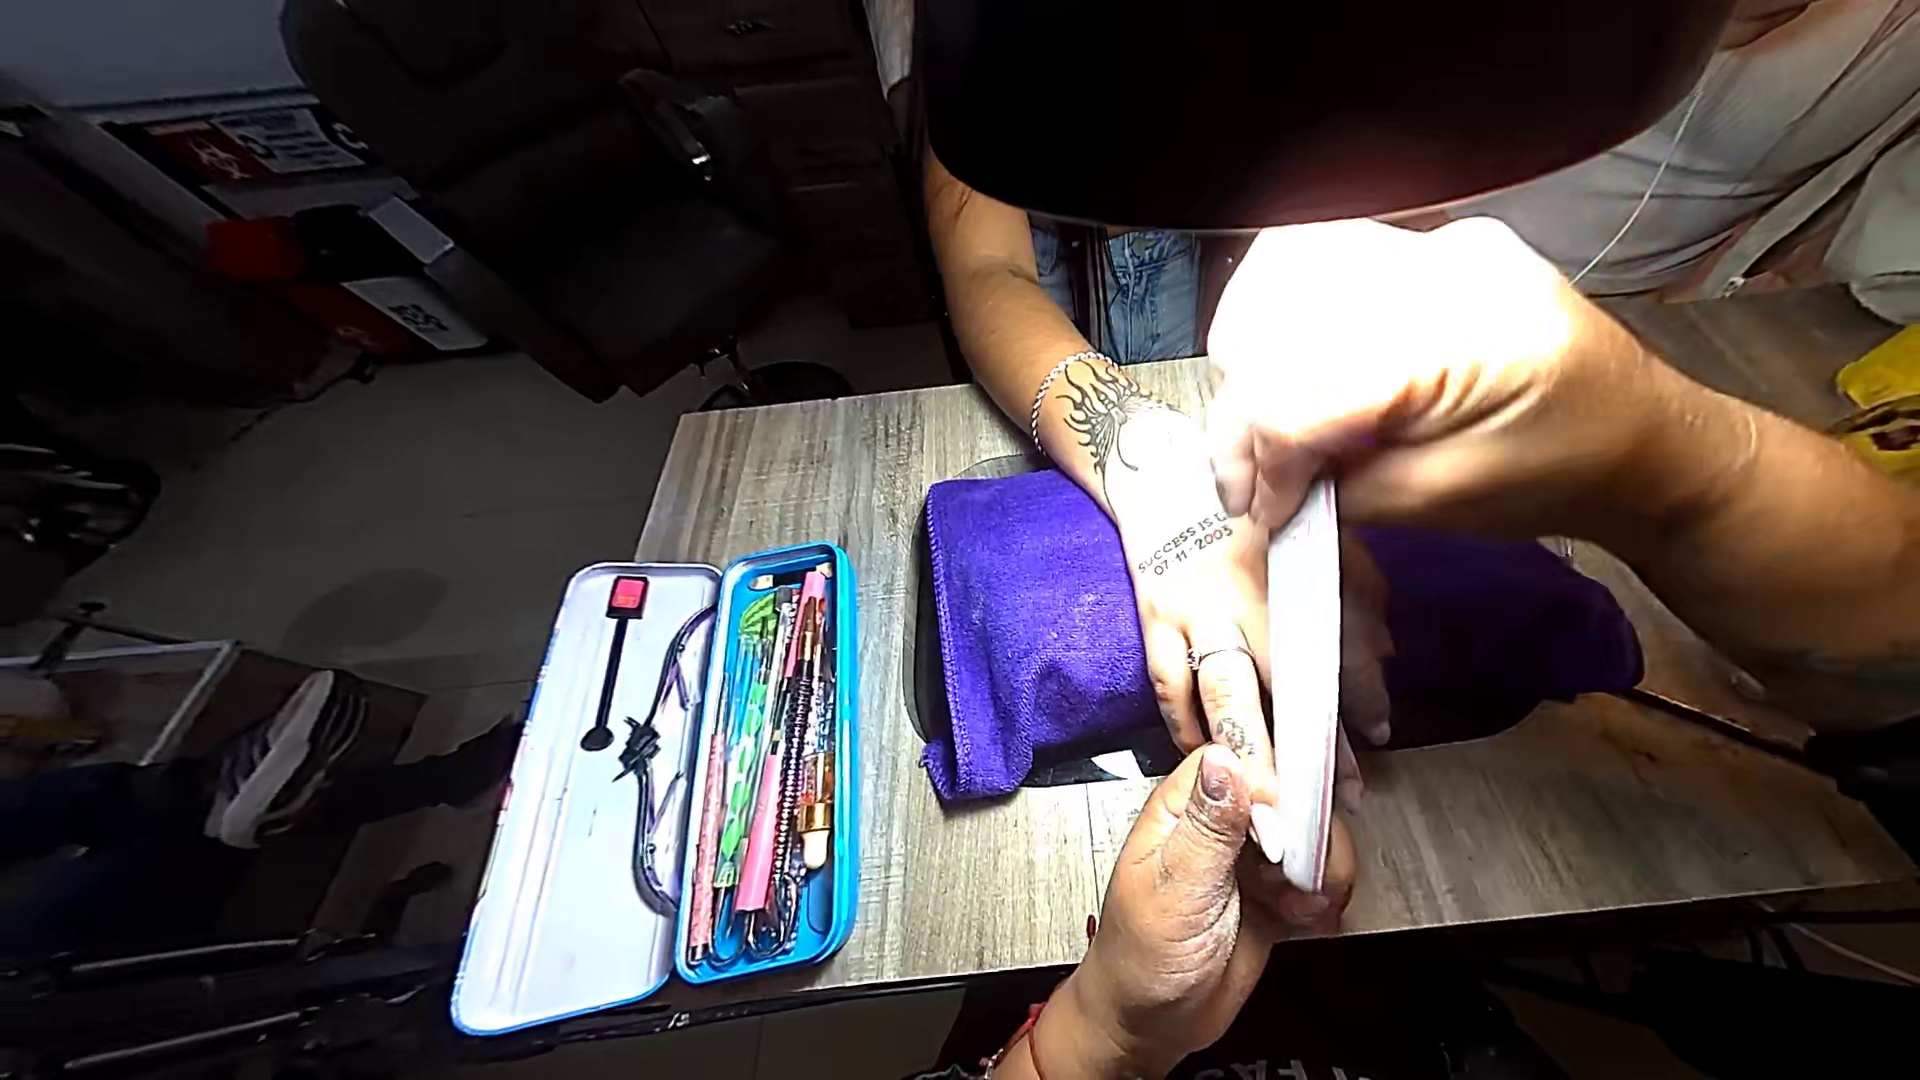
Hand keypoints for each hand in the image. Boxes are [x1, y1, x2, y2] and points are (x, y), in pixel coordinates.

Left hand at [1023, 746, 1353, 1077]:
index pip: (1234, 757)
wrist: (1153, 1021)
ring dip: (1319, 868)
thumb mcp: (1174, 888)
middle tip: (1296, 871)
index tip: (1286, 819)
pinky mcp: (1271, 890)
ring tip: (1295, 902)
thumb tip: (1223, 761)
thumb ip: (1205, 827)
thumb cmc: (1141, 952)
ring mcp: (1246, 856)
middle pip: (1283, 791)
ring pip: (1308, 833)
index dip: (1270, 779)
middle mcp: (1216, 823)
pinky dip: (1323, 896)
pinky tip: (1302, 917)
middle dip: (1306, 830)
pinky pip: (1316, 875)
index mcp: (1180, 807)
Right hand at [1101, 412, 1391, 816]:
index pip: (1335, 651)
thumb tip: (1377, 660)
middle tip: (1318, 810)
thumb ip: (1353, 596)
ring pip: (1219, 693)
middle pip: (1277, 686)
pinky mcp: (1152, 620)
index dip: (1359, 703)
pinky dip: (1182, 723)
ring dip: (1242, 752)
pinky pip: (1165, 682)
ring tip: (1261, 805)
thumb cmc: (1250, 515)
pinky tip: (1201, 757)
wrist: (1165, 484)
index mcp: (1291, 571)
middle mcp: (1242, 599)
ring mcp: (1191, 612)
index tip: (1373, 746)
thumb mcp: (1316, 536)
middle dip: (1300, 752)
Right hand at [1205, 217, 1723, 543]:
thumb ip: (1328, 491)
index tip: (1263, 510)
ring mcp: (1427, 247)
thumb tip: (1259, 488)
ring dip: (1243, 362)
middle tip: (1248, 478)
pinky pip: (1301, 264)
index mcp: (1461, 342)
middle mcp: (1438, 270)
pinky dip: (1266, 324)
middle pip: (1270, 337)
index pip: (1302, 400)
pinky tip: (1276, 369)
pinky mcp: (1414, 250)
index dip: (1265, 464)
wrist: (1637, 437)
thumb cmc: (1554, 475)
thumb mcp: (1429, 503)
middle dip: (1240, 422)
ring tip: (1258, 421)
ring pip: (1270, 281)